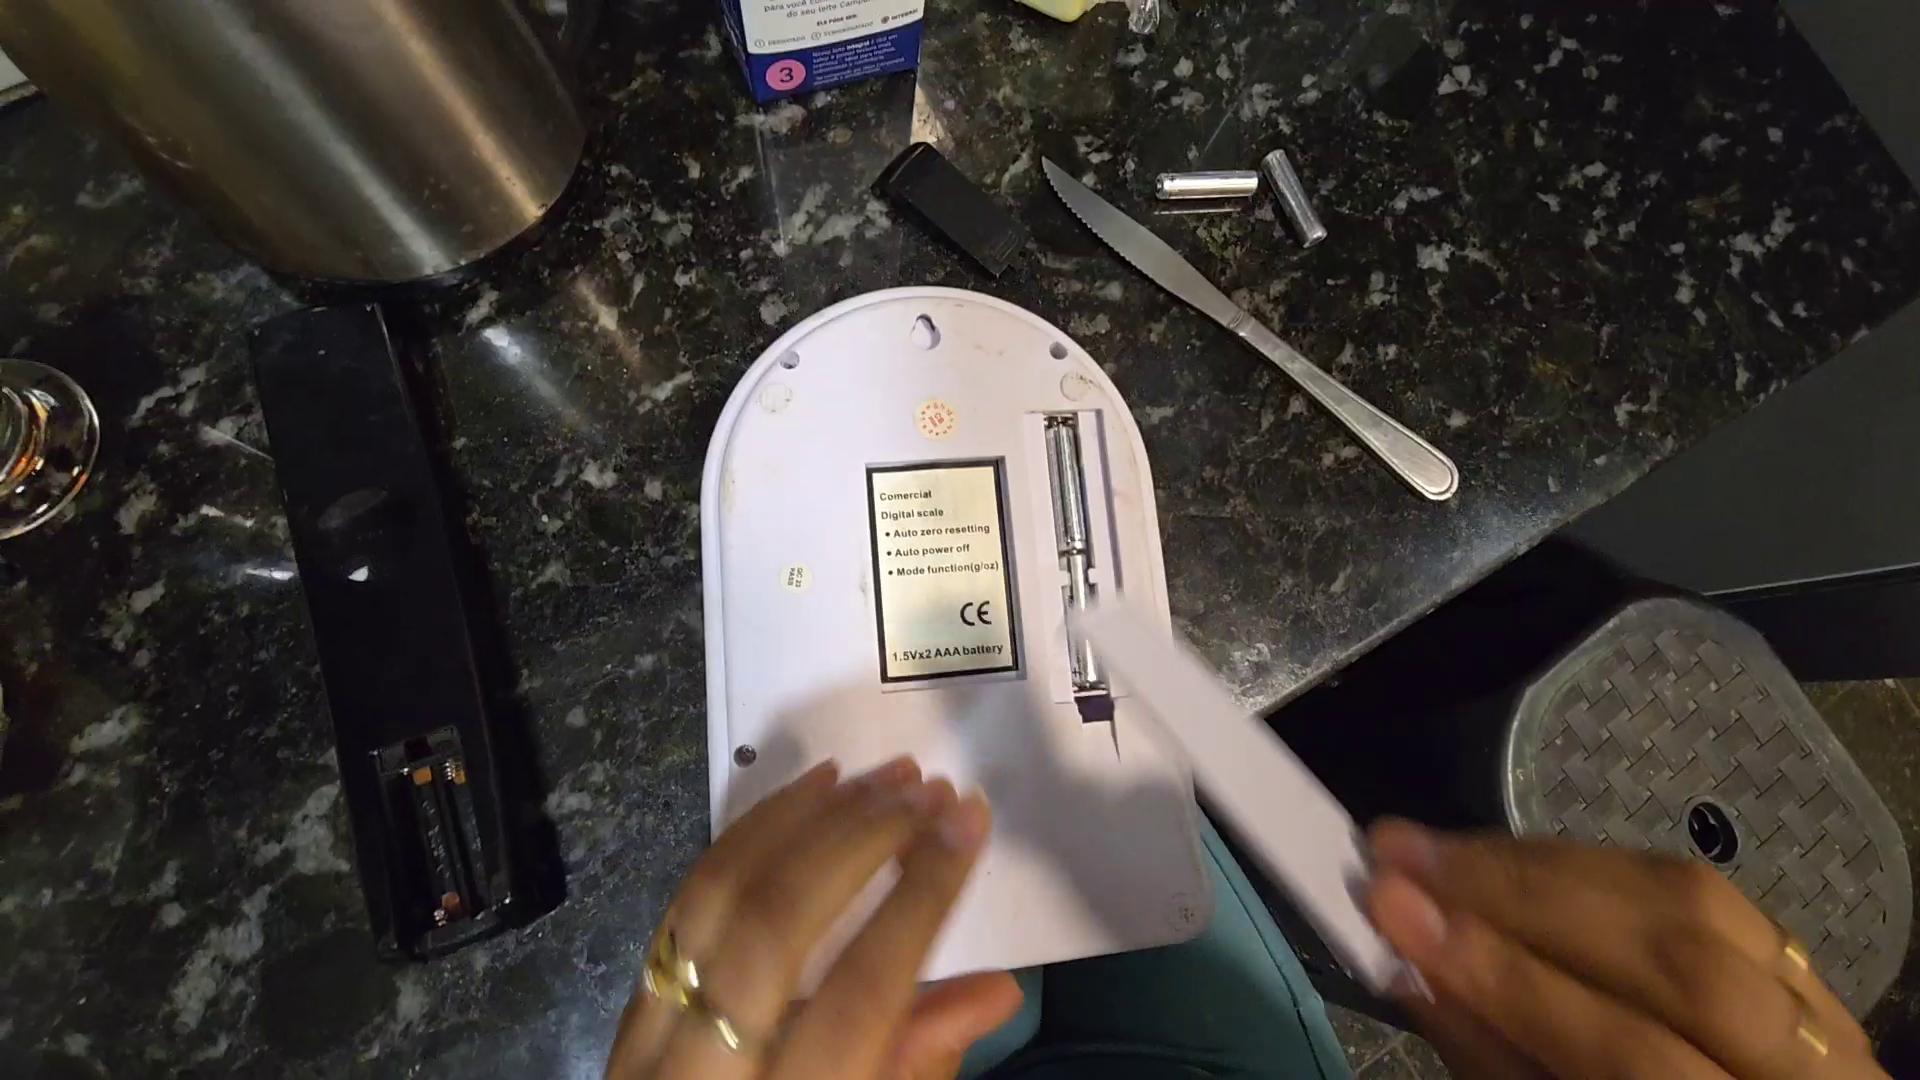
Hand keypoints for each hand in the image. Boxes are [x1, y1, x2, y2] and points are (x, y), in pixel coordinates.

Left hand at [605, 758, 1021, 1079]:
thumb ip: (921, 1066)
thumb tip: (1002, 987)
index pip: (862, 992)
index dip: (921, 896)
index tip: (968, 820)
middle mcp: (701, 1073)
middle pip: (780, 921)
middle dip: (864, 837)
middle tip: (928, 789)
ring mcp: (651, 1031)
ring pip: (727, 888)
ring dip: (814, 815)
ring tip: (883, 775)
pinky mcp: (635, 999)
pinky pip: (696, 889)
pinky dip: (759, 826)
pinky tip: (814, 786)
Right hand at [1365, 820, 1887, 1078]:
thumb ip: (1479, 1040)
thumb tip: (1398, 943)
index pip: (1637, 1060)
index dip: (1507, 978)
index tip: (1389, 906)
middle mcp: (1823, 1075)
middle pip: (1682, 965)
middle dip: (1516, 896)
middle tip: (1399, 852)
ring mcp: (1818, 1003)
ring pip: (1687, 902)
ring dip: (1531, 864)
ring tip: (1429, 844)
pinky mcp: (1778, 944)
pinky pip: (1674, 879)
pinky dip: (1565, 858)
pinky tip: (1490, 852)